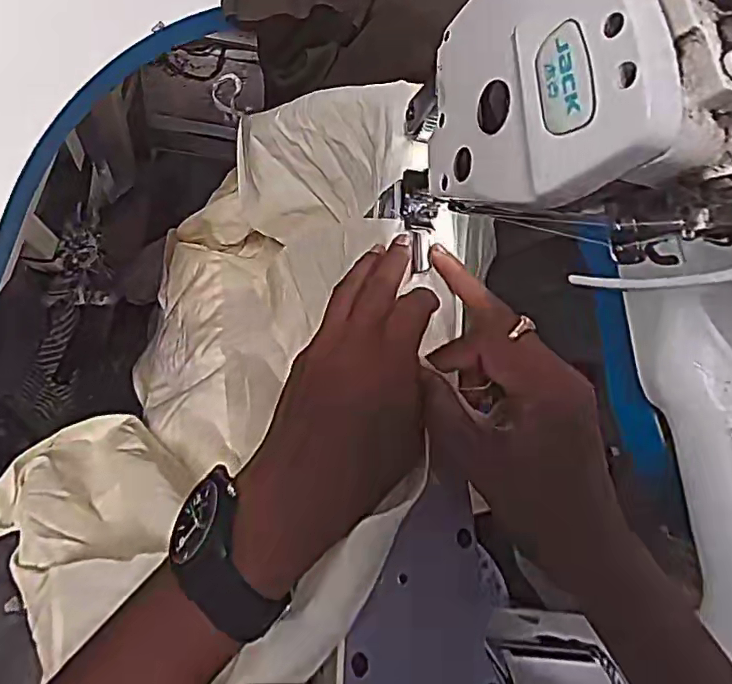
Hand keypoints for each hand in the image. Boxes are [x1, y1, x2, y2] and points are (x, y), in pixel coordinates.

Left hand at [231, 237, 439, 597]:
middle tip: (402, 246)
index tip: (432, 299)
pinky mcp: (309, 355)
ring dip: (364, 268)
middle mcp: (358, 341)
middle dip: (393, 262)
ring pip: (349, 291)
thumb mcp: (410, 432)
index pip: (413, 307)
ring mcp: (329, 344)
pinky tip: (351, 295)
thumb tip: (418, 369)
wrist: (299, 485)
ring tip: (375, 254)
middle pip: (378, 284)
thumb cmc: (357, 472)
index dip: (427, 299)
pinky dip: (344, 294)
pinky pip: (331, 311)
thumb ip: (418, 390)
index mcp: (390, 357)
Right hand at [418, 245, 629, 590]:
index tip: (442, 261)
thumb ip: (442, 405)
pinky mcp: (561, 400)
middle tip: (434, 377)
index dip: (462, 289)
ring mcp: (564, 387)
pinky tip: (480, 415)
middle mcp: (561, 377)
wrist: (586, 546)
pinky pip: (518, 373)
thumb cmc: (544, 511)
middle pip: (499, 337)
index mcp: (545, 383)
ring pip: (507, 354)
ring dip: (476, 371)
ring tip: (461, 407)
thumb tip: (421, 371)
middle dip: (462, 354)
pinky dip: (491, 385)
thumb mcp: (477, 456)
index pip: (495, 323)